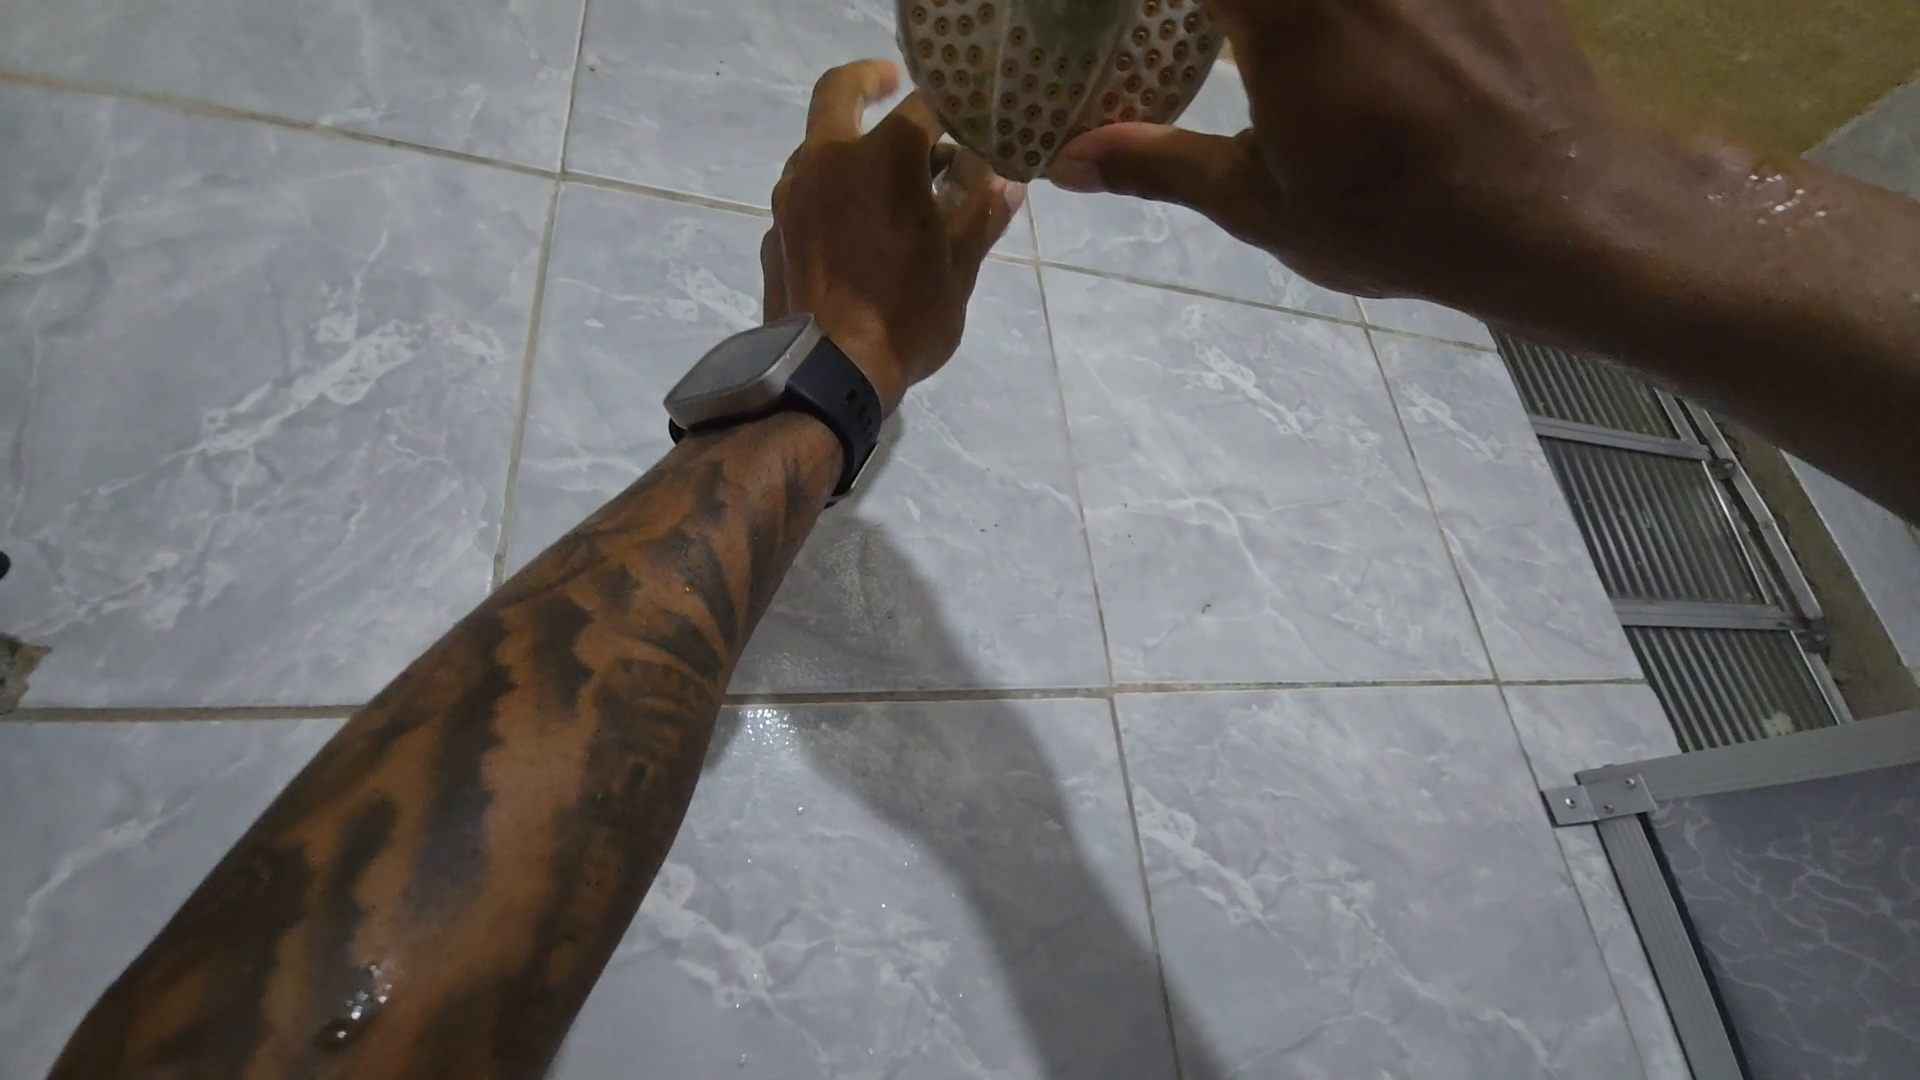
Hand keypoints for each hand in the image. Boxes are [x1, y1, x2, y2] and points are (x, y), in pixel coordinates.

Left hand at [763, 59, 1026, 414]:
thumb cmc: (905, 321)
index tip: (967, 127)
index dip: (952, 113)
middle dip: (870, 81)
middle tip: (891, 84)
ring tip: (877, 180)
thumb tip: (1008, 186)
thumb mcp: (958, 272)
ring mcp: (792, 197)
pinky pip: (802, 197)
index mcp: (884, 158)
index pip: (925, 108)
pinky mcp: (774, 233)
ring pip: (815, 147)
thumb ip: (980, 219)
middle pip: (841, 93)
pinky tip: (847, 231)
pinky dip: (827, 197)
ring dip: (845, 147)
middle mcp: (828, 160)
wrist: (829, 373)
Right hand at [1048, 0, 1625, 306]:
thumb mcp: (1254, 202)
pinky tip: (1340, 41)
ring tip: (1245, 43)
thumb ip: (1157, 166)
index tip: (1117, 23)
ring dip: (1259, 14)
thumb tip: (1066, 165)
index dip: (1139, 2)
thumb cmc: (1383, 219)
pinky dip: (1333, 11)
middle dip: (1208, 11)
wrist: (1540, 209)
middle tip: (1173, 31)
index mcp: (1284, 11)